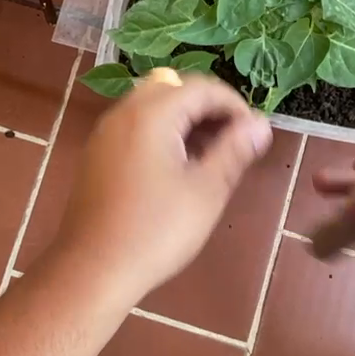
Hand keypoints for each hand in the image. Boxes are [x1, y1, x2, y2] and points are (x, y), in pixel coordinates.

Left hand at [44, 70, 272, 305]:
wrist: (93, 268)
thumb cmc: (156, 231)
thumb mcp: (206, 191)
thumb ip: (234, 151)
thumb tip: (261, 124)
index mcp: (151, 114)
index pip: (200, 87)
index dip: (233, 104)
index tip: (253, 132)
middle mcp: (123, 113)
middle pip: (172, 87)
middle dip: (206, 106)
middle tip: (231, 138)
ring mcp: (105, 133)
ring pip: (150, 104)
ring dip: (182, 118)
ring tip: (209, 154)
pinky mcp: (96, 154)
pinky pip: (133, 125)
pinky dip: (159, 131)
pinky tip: (176, 167)